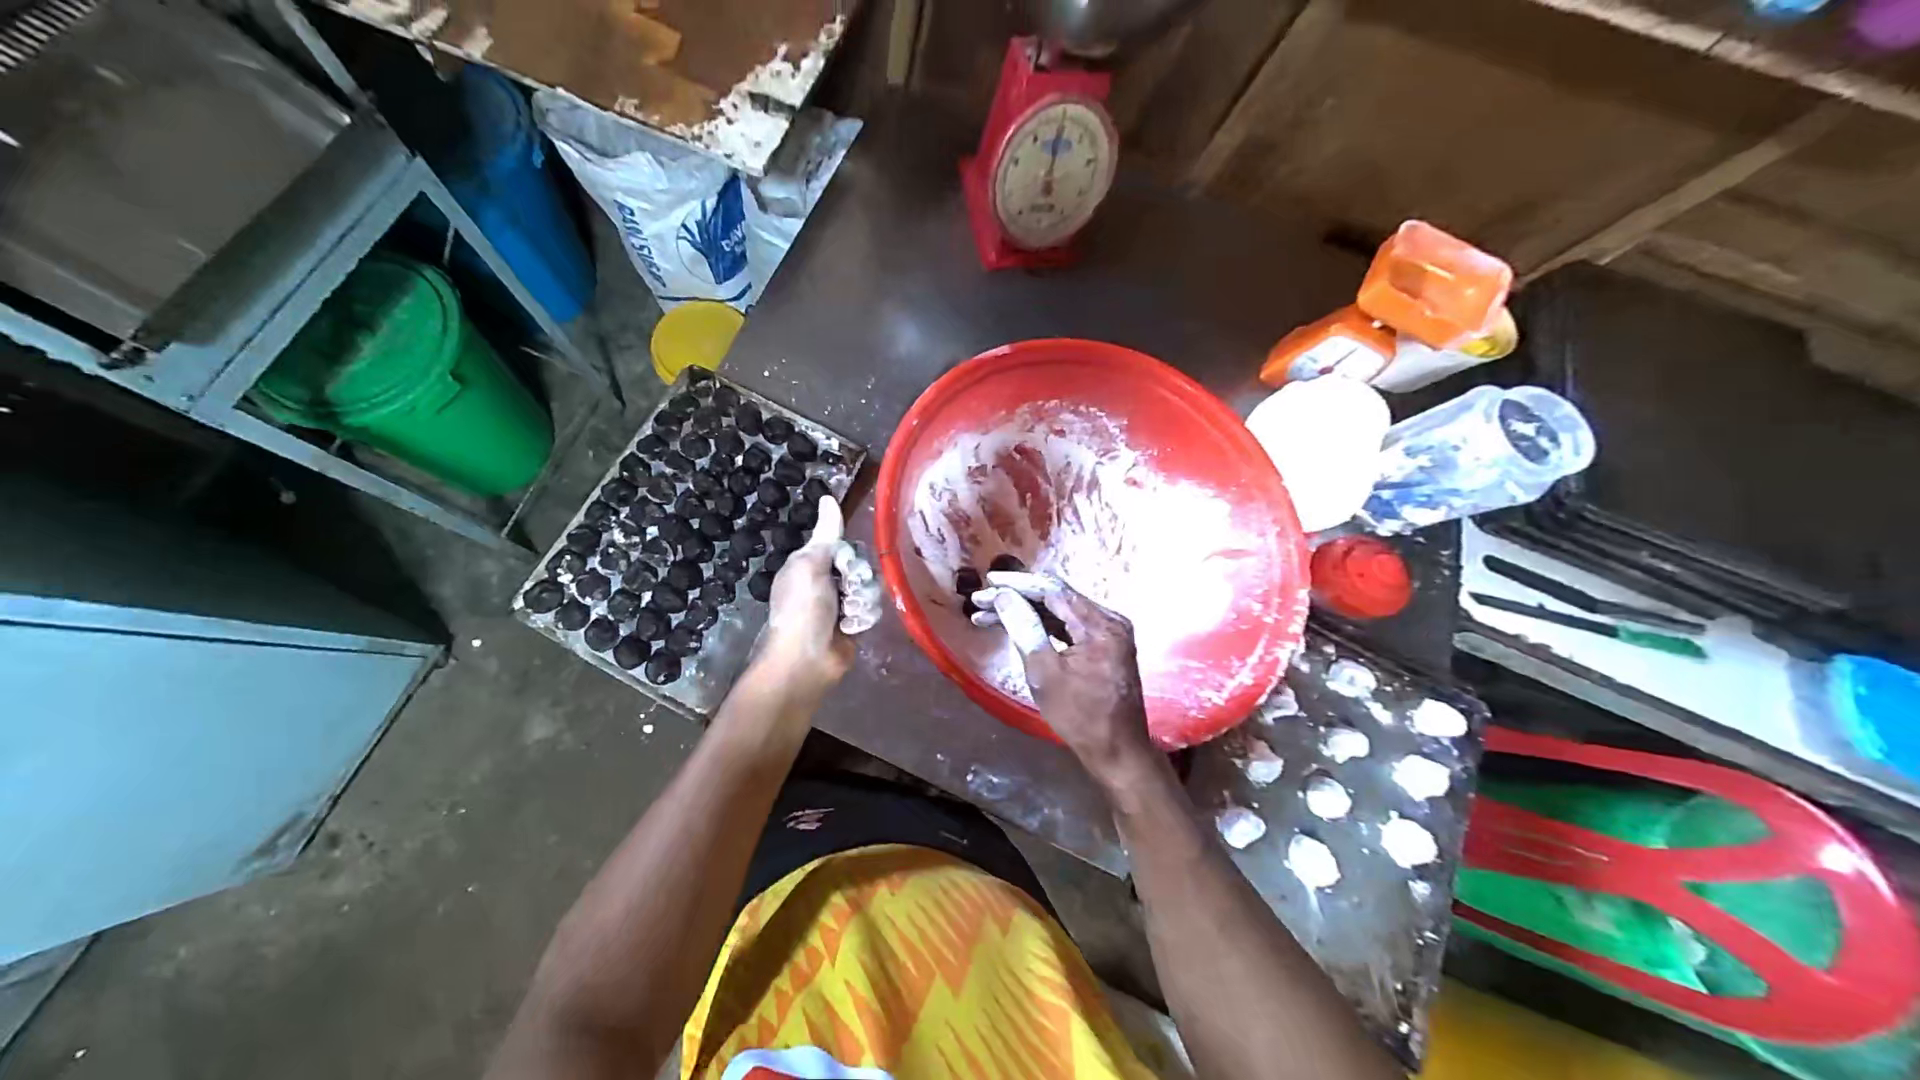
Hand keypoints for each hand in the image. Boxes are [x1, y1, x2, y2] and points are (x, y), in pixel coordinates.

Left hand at [758, 496, 855, 698]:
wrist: (806, 660)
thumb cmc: (802, 609)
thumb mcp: (810, 565)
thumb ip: (826, 533)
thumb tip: (828, 496)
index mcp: (812, 563)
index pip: (847, 546)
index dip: (849, 557)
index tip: (841, 568)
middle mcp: (828, 580)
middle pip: (863, 566)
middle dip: (858, 581)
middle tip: (846, 594)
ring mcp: (842, 603)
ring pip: (871, 588)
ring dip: (862, 602)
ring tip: (847, 616)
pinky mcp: (855, 623)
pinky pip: (873, 609)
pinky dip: (863, 618)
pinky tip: (850, 628)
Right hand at [973, 573, 1157, 785]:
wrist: (1117, 751)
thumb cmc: (1079, 716)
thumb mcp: (1044, 673)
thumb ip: (1024, 628)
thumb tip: (1003, 596)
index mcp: (1100, 625)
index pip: (1053, 590)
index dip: (1017, 585)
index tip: (987, 585)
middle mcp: (1110, 620)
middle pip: (1057, 597)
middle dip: (1018, 597)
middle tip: (981, 602)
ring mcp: (1110, 632)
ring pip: (1061, 610)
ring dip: (1028, 610)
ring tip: (990, 614)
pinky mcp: (1105, 644)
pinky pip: (1070, 625)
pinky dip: (1044, 625)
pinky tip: (1019, 625)